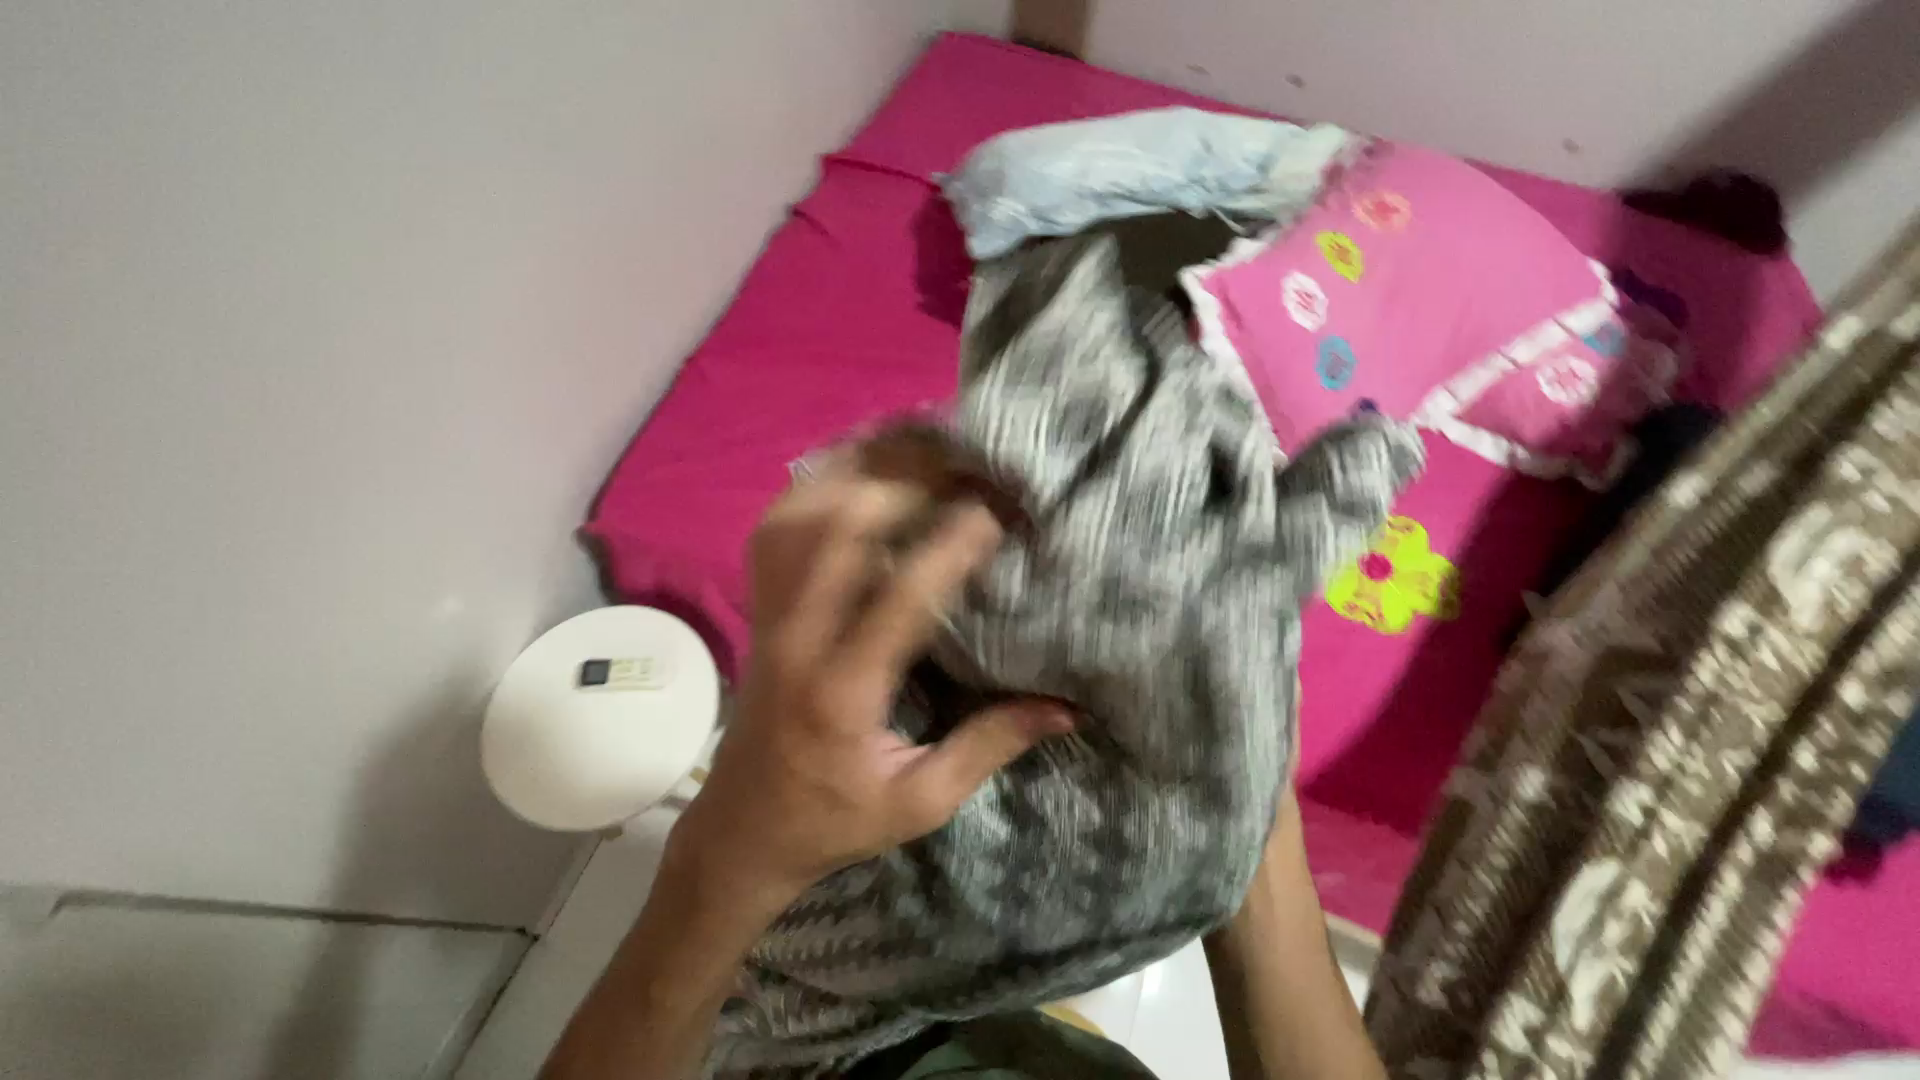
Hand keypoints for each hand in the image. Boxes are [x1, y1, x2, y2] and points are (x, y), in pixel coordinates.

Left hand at [672, 461, 1075, 904]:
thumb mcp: (920, 802)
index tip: (999, 510)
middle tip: (965, 466)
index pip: (900, 598)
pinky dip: (814, 487)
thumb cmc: (834, 821)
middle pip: (839, 530)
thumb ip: (989, 748)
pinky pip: (775, 530)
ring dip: (858, 472)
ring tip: (917, 447)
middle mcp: (796, 638)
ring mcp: (767, 617)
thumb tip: (1067, 708)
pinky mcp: (757, 610)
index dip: (952, 545)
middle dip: (906, 485)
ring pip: (800, 517)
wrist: (741, 830)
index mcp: (842, 691)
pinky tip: (856, 470)